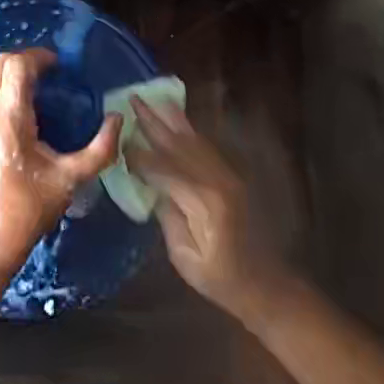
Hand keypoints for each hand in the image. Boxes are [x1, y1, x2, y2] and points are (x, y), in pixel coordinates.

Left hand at [0, 48, 120, 275]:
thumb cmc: (28, 210)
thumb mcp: (70, 181)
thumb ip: (100, 149)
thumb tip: (118, 120)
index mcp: (9, 122)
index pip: (16, 67)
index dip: (39, 57)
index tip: (61, 66)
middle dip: (27, 60)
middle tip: (53, 72)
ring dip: (15, 73)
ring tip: (43, 88)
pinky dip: (6, 88)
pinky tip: (27, 110)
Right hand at [128, 98, 293, 325]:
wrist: (266, 284)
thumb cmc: (221, 279)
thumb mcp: (184, 256)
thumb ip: (167, 216)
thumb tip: (150, 184)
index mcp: (205, 202)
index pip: (164, 169)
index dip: (139, 155)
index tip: (118, 140)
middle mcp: (218, 180)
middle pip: (180, 145)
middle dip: (154, 123)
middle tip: (133, 99)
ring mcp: (229, 175)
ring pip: (195, 141)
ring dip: (172, 119)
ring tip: (153, 100)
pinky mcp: (234, 176)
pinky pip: (207, 147)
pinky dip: (189, 131)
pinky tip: (177, 120)